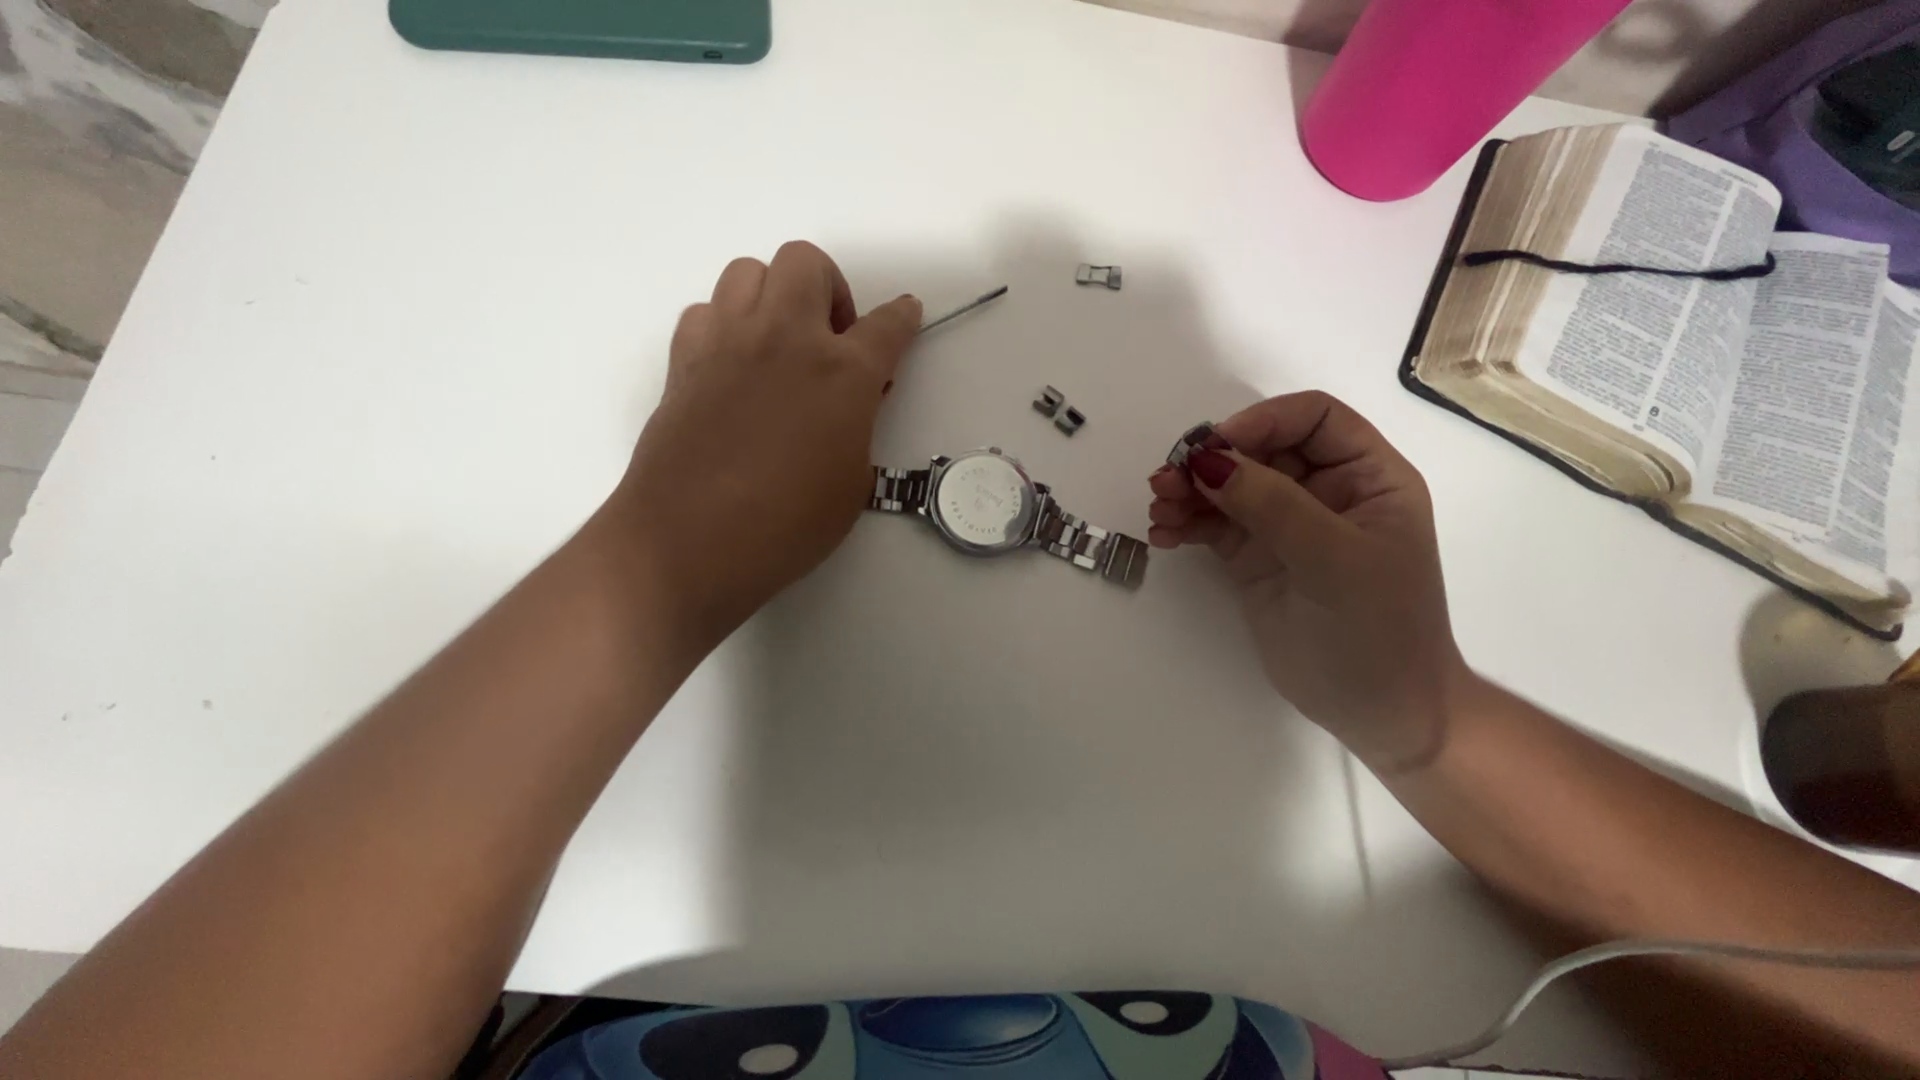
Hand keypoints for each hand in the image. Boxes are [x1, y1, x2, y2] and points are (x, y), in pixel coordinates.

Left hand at [602, 241, 921, 645]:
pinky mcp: (684, 361)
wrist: (690, 541)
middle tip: (830, 337)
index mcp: (841, 373)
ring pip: (747, 271)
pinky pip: (705, 312)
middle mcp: (785, 338)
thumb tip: (846, 403)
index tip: (905, 314)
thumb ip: (855, 426)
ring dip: (772, 297)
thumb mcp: (852, 481)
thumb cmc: (786, 526)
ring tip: (777, 344)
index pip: (886, 325)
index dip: (902, 317)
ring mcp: (727, 343)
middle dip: (828, 288)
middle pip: (807, 263)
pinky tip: (732, 368)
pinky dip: (724, 327)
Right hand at [1147, 392, 1466, 770]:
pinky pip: (1214, 524)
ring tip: (1158, 510)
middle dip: (1212, 459)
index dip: (1264, 421)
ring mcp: (1287, 526)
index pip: (1315, 419)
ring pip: (1231, 485)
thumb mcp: (1333, 559)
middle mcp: (1326, 492)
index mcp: (1368, 477)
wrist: (1378, 712)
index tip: (1216, 447)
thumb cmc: (1378, 630)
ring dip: (1190, 491)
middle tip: (1168, 479)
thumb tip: (1207, 459)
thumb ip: (1272, 504)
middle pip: (1260, 449)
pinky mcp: (1256, 558)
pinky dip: (1187, 523)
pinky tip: (1163, 533)